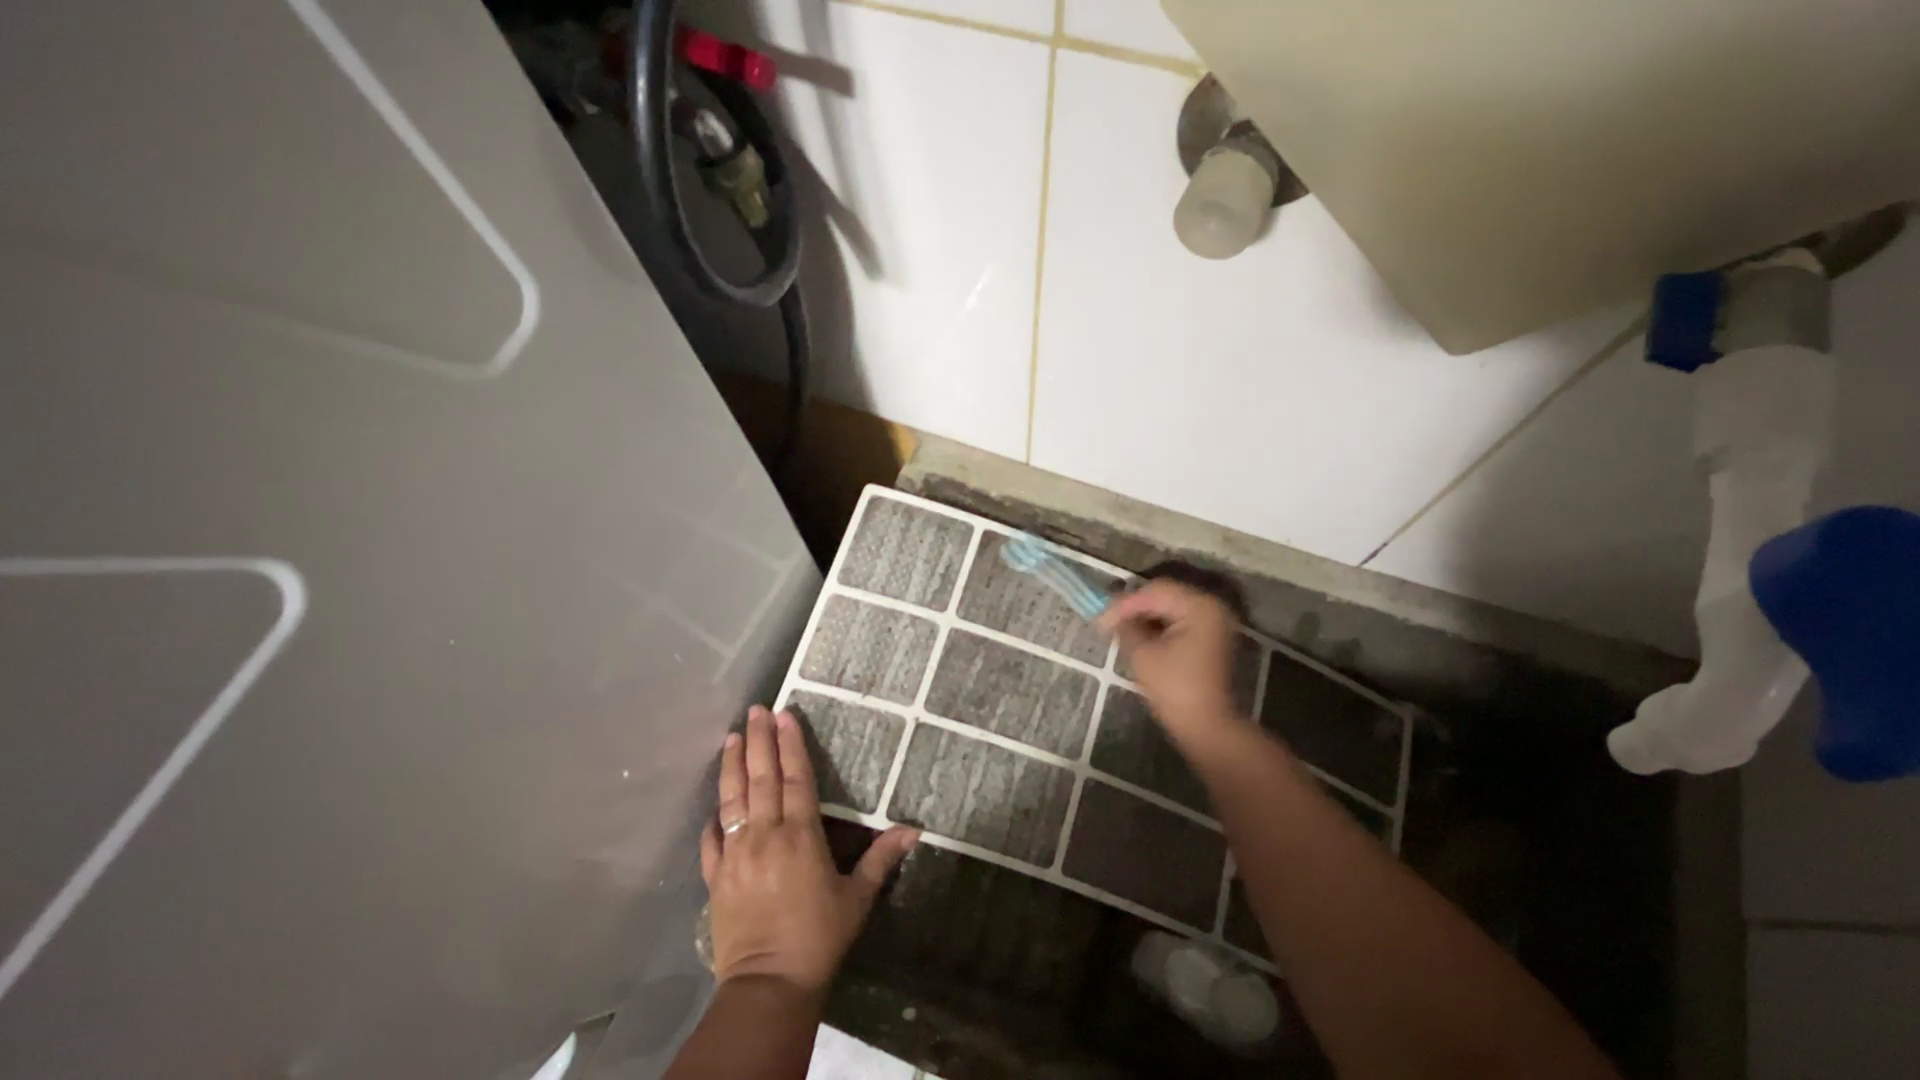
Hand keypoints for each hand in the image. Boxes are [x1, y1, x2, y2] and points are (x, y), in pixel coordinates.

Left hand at [701, 705, 918, 992]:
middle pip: (761, 778)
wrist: (769, 983)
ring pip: (732, 800)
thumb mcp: (857, 898)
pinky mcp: (715, 877)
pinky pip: (711, 840)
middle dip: (758, 741)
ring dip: (731, 766)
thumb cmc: (819, 937)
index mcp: (800, 835)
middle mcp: (765, 836)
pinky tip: (713, 806)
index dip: (791, 745)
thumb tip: (913, 829)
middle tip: (755, 710)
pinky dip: (712, 819)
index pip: (796, 778)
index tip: (784, 715)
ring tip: (730, 737)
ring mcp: (735, 855)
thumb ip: (880, 859)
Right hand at [1098, 579, 1242, 736]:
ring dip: (1144, 615)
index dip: (1124, 604)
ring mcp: (1213, 622)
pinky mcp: (1210, 637)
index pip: (1155, 592)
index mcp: (1199, 606)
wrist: (1206, 726)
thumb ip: (1126, 627)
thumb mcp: (1143, 654)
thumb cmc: (1175, 689)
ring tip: (1118, 627)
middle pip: (1164, 595)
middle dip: (1134, 607)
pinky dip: (1158, 625)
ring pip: (1171, 608)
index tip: (1100, 620)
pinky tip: (1137, 634)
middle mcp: (1211, 606)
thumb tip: (1112, 616)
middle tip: (1107, 620)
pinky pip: (1179, 621)